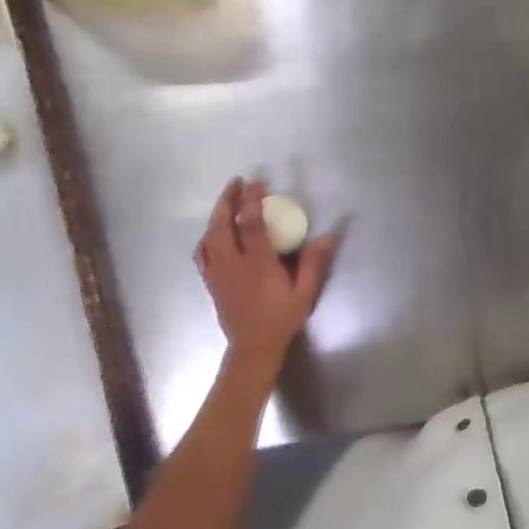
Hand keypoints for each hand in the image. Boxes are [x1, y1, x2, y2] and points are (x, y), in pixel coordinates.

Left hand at [194, 178, 336, 358]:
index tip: (258, 182)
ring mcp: (217, 272)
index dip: (252, 199)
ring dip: (217, 214)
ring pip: (209, 235)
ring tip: (227, 200)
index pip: (250, 222)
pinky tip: (213, 232)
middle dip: (228, 198)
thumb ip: (312, 263)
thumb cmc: (281, 319)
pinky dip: (206, 237)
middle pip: (222, 223)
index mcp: (257, 263)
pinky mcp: (210, 281)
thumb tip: (326, 235)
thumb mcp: (304, 293)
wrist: (253, 347)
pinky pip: (202, 253)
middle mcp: (232, 263)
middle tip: (237, 182)